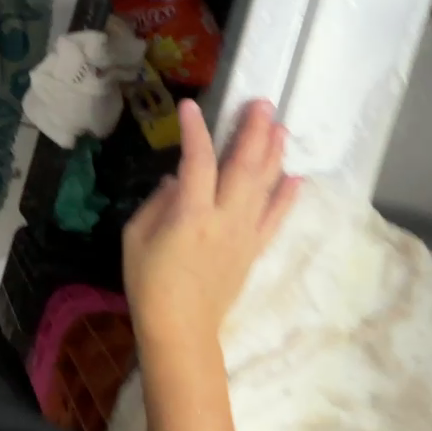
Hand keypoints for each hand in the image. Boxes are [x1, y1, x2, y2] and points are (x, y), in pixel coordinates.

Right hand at [121, 98, 299, 347]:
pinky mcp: (254, 250)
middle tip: (262, 104)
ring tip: (280, 127)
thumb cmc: (148, 281)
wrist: (181, 326)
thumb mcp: (135, 237)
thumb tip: (177, 181)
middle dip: (253, 132)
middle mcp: (225, 218)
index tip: (190, 106)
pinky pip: (275, 219)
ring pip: (265, 186)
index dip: (195, 131)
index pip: (197, 161)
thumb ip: (157, 204)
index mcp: (191, 214)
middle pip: (244, 167)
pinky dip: (287, 197)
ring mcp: (245, 234)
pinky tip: (296, 177)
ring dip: (274, 154)